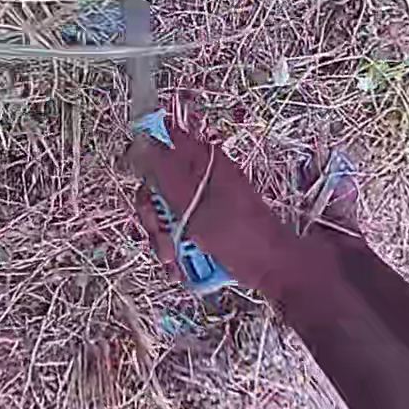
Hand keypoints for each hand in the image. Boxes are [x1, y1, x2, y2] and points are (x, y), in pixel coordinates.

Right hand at [128, 120, 297, 290]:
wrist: (271, 267)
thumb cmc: (237, 233)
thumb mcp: (193, 203)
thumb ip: (163, 171)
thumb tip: (140, 140)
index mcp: (202, 160)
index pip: (163, 140)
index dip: (142, 154)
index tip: (137, 178)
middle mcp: (200, 175)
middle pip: (155, 183)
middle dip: (152, 213)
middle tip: (162, 233)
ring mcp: (201, 200)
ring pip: (163, 210)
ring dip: (161, 236)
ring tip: (172, 258)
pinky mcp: (202, 222)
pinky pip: (176, 228)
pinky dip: (173, 246)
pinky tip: (178, 265)